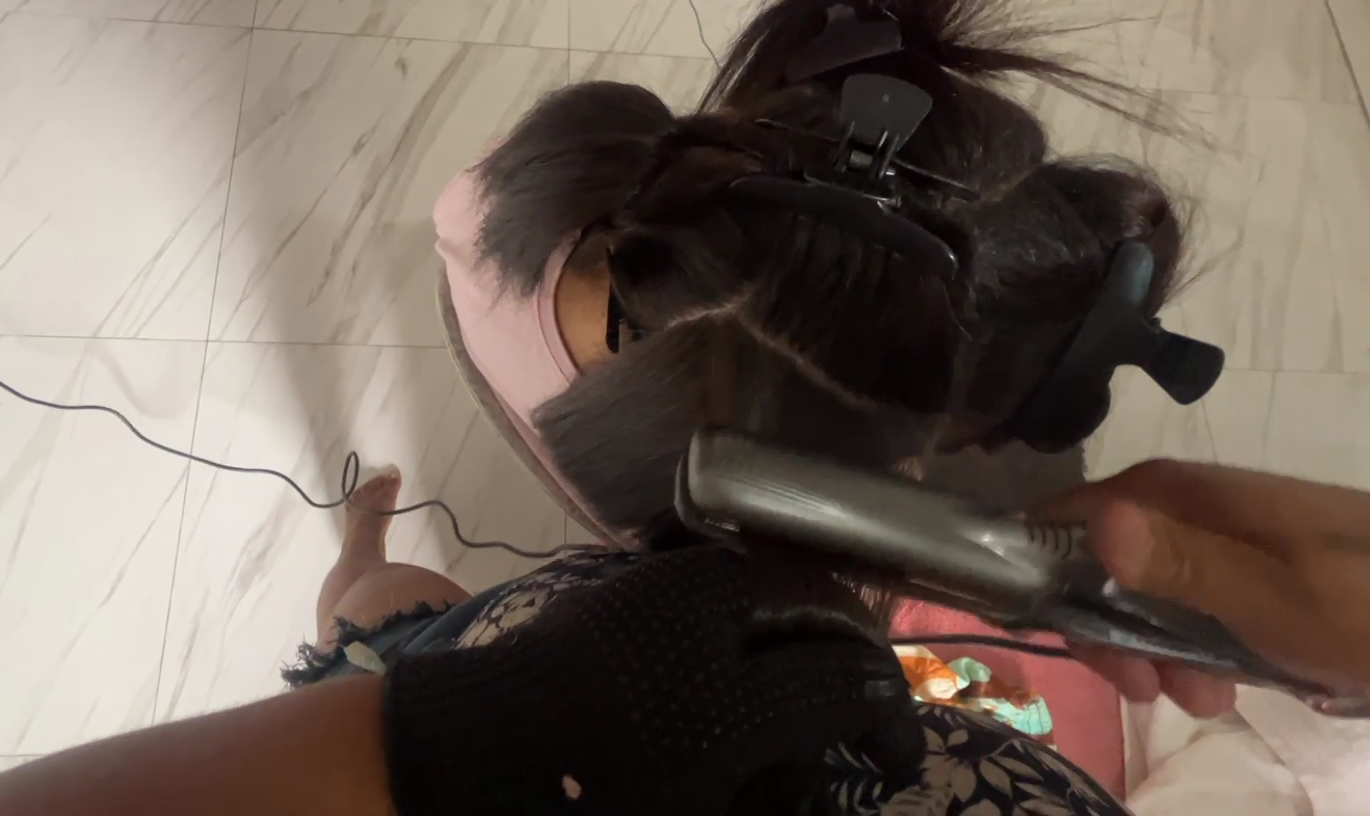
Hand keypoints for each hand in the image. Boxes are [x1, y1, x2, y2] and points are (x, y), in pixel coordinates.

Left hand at [381, 545, 919, 815]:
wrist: (474, 755)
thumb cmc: (587, 805)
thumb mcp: (701, 804)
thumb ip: (775, 774)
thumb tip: (834, 740)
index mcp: (726, 699)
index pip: (845, 684)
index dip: (887, 721)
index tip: (895, 758)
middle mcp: (702, 620)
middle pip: (815, 606)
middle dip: (851, 650)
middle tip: (862, 702)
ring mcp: (663, 586)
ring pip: (766, 578)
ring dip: (802, 618)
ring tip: (807, 669)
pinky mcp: (631, 577)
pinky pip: (716, 576)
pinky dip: (749, 602)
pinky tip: (744, 645)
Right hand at [1049, 459, 1369, 718]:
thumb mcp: (1278, 595)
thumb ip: (1181, 562)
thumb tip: (1095, 523)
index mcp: (1170, 491)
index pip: (1064, 518)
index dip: (1045, 574)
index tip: (1065, 638)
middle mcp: (1179, 503)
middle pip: (1097, 559)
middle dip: (1107, 627)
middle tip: (1141, 687)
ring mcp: (1215, 535)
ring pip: (1142, 589)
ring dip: (1153, 647)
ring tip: (1200, 696)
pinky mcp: (1248, 568)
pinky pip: (1188, 603)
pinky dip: (1192, 645)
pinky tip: (1225, 680)